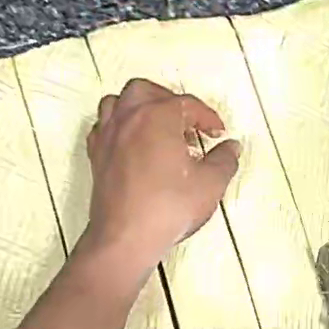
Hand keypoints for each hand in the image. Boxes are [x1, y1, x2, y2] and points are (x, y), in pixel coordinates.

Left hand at [79, 78, 240, 279]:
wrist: (126, 237)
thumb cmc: (168, 208)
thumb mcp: (210, 185)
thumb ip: (224, 161)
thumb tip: (232, 147)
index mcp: (158, 116)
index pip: (187, 104)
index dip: (207, 117)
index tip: (218, 132)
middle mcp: (129, 118)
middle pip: (147, 91)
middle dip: (170, 101)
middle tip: (187, 122)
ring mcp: (108, 136)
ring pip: (119, 102)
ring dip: (140, 108)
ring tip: (158, 127)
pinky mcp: (97, 156)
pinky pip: (104, 126)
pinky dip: (120, 127)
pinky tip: (133, 143)